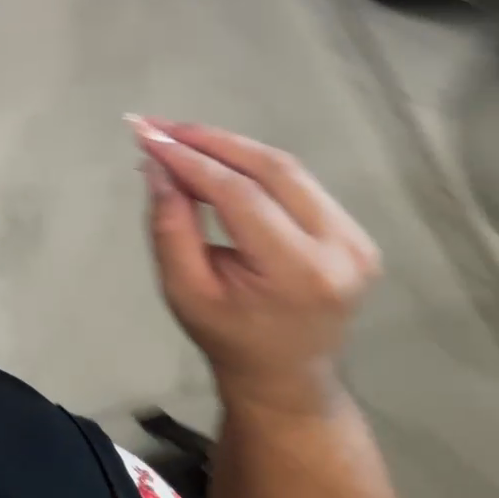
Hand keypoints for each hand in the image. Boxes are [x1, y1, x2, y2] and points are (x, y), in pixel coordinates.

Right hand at [131, 117, 381, 415]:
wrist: (285, 372)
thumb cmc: (225, 333)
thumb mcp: (183, 286)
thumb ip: (170, 224)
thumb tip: (155, 166)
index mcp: (300, 271)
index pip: (239, 195)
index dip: (188, 159)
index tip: (143, 134)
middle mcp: (341, 249)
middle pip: (272, 170)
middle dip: (208, 140)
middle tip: (155, 125)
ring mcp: (355, 239)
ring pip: (286, 168)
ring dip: (226, 145)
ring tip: (174, 134)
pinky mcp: (351, 231)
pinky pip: (295, 180)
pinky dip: (246, 161)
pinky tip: (209, 156)